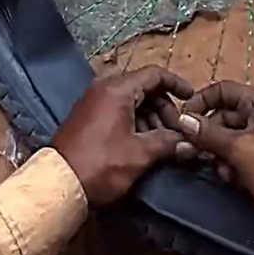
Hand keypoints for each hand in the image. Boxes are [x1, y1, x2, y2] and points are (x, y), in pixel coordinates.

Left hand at [52, 66, 195, 205]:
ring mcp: (95, 100)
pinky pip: (119, 109)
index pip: (153, 75)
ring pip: (132, 100)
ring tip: (163, 145)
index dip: (176, 84)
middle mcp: (105, 87)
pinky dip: (136, 122)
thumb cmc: (101, 163)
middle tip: (178, 134)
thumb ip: (168, 144)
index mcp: (118, 89)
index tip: (192, 99)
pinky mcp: (90, 114)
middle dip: (165, 109)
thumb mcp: (139, 154)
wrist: (61, 179)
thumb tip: (191, 143)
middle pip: (144, 88)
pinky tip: (145, 145)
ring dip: (151, 118)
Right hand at [175, 81, 253, 254]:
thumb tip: (181, 119)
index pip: (222, 90)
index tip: (182, 118)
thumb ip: (207, 133)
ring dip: (220, 152)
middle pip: (225, 114)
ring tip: (220, 169)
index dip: (201, 101)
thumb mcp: (240, 150)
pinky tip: (231, 179)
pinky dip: (232, 165)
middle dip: (209, 133)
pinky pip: (241, 156)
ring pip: (230, 137)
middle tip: (194, 149)